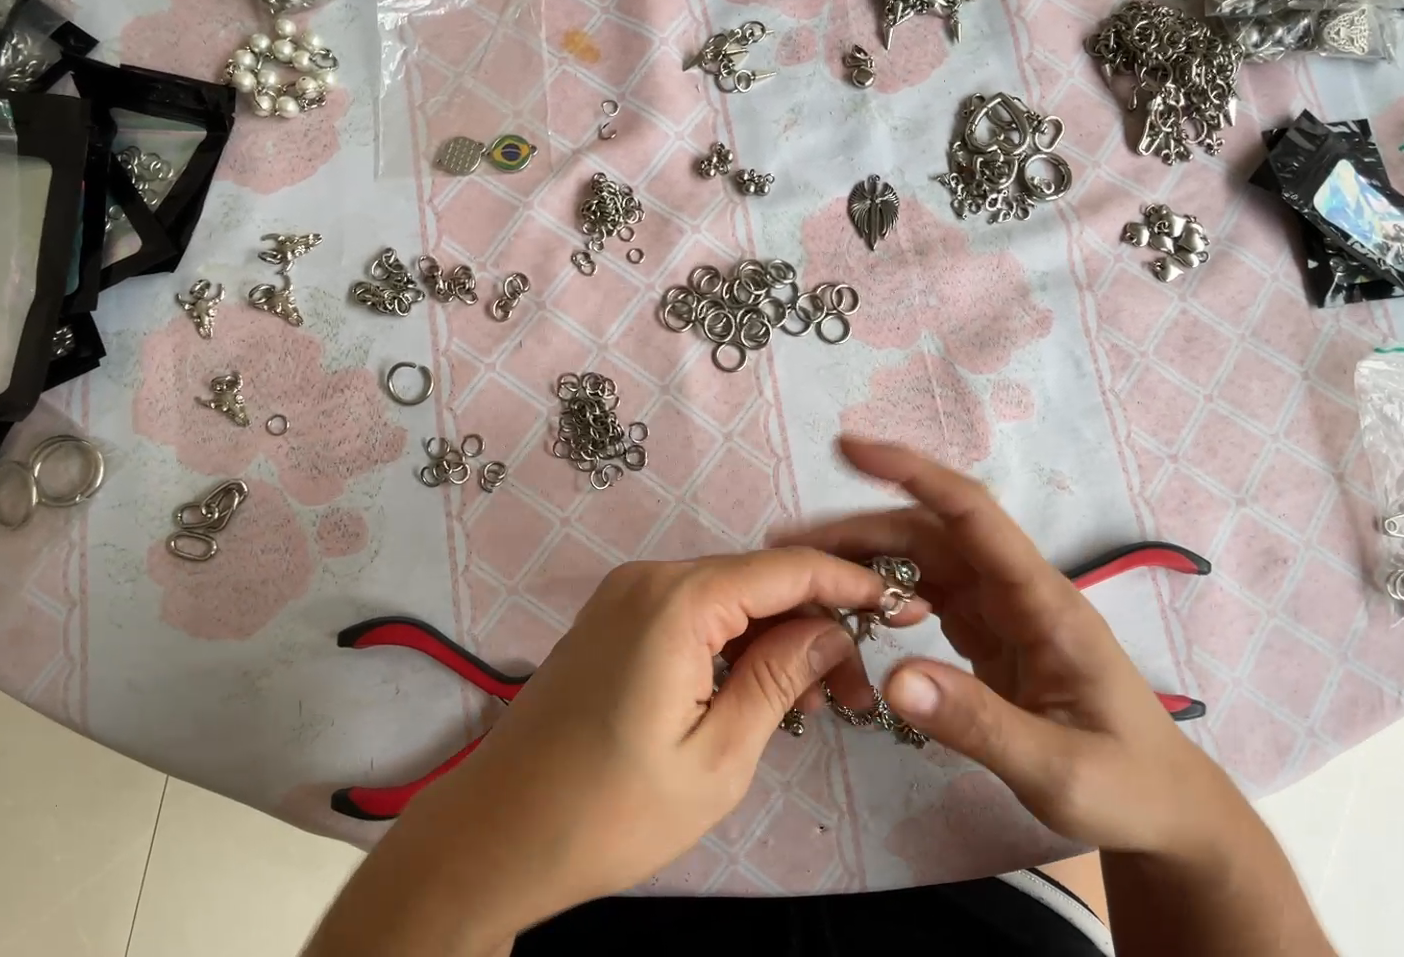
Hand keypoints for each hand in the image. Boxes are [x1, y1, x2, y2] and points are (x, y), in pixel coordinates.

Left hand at [328, 549, 927, 954]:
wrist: (496, 834)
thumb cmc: (611, 809)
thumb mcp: (718, 756)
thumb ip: (780, 677)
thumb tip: (832, 629)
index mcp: (679, 600)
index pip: (789, 568)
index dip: (854, 584)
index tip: (907, 607)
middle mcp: (651, 578)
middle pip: (760, 582)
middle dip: (817, 625)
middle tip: (858, 693)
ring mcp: (626, 596)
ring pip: (729, 600)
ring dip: (777, 640)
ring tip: (817, 706)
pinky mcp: (614, 621)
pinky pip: (694, 616)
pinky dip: (735, 645)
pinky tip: (759, 692)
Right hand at [777, 436, 1244, 858]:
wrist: (1165, 809)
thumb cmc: (1127, 787)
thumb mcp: (1059, 771)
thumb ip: (980, 725)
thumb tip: (893, 678)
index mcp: (1043, 604)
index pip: (973, 517)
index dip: (914, 474)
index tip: (852, 448)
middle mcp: (1017, 592)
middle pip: (931, 535)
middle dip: (861, 528)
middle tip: (789, 546)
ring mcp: (1001, 611)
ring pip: (923, 560)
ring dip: (866, 556)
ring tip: (806, 572)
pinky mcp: (987, 634)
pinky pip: (926, 594)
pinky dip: (883, 591)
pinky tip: (851, 606)